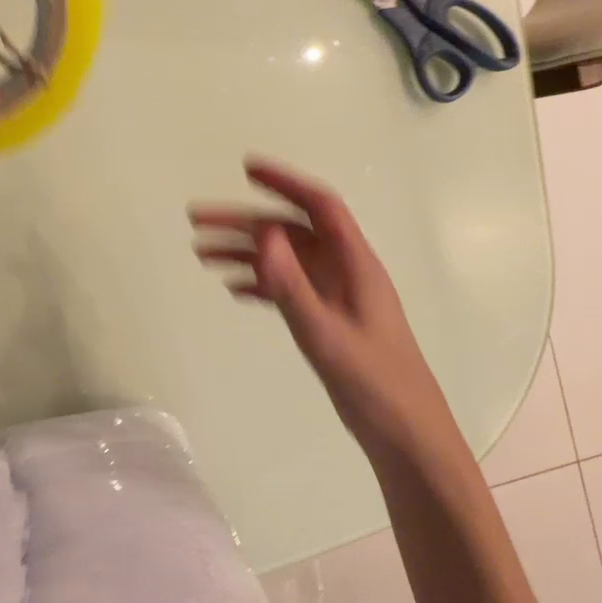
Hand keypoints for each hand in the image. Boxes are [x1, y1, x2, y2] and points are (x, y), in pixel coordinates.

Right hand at [190, 160, 461, 459]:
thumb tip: (260, 234)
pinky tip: (232, 288)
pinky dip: (259, 282)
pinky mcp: (327, 320)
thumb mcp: (326, 334)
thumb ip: (291, 286)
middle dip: (244, 221)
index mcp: (356, 265)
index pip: (320, 206)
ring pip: (285, 260)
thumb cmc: (374, 383)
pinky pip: (287, 288)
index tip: (245, 169)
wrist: (405, 434)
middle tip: (196, 221)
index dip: (285, 182)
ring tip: (201, 255)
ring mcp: (335, 297)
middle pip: (291, 232)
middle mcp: (345, 272)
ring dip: (244, 252)